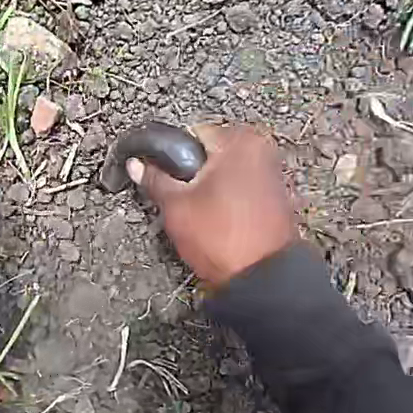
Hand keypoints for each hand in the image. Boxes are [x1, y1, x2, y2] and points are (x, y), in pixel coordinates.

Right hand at [129, 124, 298, 288]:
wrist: (262, 279)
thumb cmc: (224, 240)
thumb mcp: (177, 207)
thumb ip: (154, 179)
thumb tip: (137, 165)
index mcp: (240, 141)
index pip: (191, 134)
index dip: (170, 157)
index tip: (160, 176)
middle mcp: (261, 150)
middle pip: (209, 154)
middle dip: (190, 175)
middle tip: (180, 202)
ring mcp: (271, 174)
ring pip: (223, 173)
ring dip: (208, 189)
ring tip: (199, 216)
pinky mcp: (275, 197)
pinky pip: (239, 188)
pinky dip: (225, 200)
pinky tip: (217, 222)